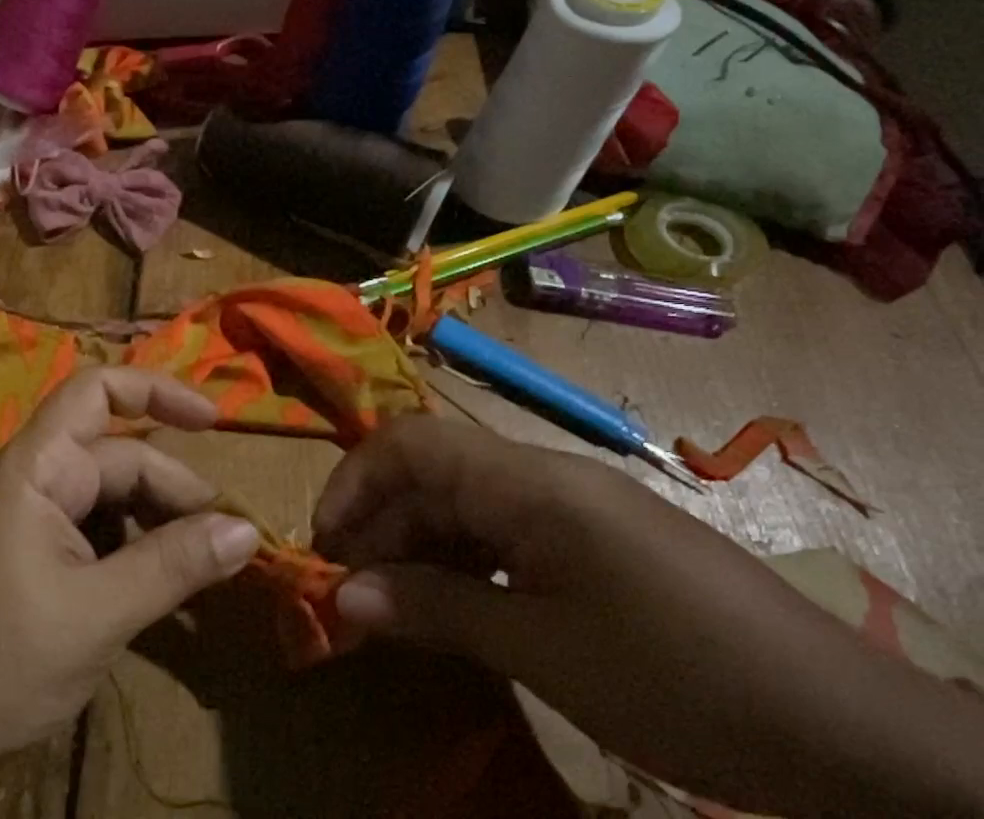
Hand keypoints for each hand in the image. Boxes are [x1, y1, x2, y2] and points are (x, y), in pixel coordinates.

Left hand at [0, 367, 260, 760]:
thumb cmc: (5, 661)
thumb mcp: (100, 612)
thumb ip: (174, 564)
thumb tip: (246, 530)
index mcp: (32, 471)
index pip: (94, 394)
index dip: (156, 392)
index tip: (215, 423)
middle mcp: (27, 480)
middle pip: (113, 455)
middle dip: (172, 487)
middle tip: (229, 540)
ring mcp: (24, 517)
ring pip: (105, 495)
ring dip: (155, 520)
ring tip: (205, 563)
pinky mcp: (26, 552)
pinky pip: (89, 528)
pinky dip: (129, 545)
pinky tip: (164, 579)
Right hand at [313, 415, 983, 817]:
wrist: (854, 735)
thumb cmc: (677, 676)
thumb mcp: (539, 648)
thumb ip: (434, 609)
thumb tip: (343, 596)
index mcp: (532, 484)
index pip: (412, 443)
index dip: (354, 483)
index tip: (324, 545)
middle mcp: (550, 481)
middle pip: (435, 476)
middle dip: (380, 527)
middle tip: (349, 595)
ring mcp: (582, 514)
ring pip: (469, 508)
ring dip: (420, 551)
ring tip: (392, 610)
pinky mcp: (605, 549)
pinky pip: (511, 539)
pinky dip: (467, 568)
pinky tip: (458, 613)